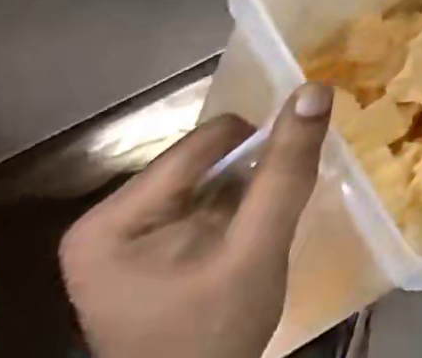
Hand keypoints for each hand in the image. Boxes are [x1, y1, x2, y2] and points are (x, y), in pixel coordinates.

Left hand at [61, 83, 332, 357]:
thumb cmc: (214, 334)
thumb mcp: (258, 249)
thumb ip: (286, 170)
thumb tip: (315, 88)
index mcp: (111, 218)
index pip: (209, 141)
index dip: (258, 154)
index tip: (279, 193)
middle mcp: (105, 217)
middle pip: (206, 156)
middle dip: (248, 177)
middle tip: (267, 219)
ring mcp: (120, 233)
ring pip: (209, 173)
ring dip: (244, 192)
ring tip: (254, 234)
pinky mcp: (140, 246)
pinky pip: (201, 198)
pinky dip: (233, 209)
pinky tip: (240, 242)